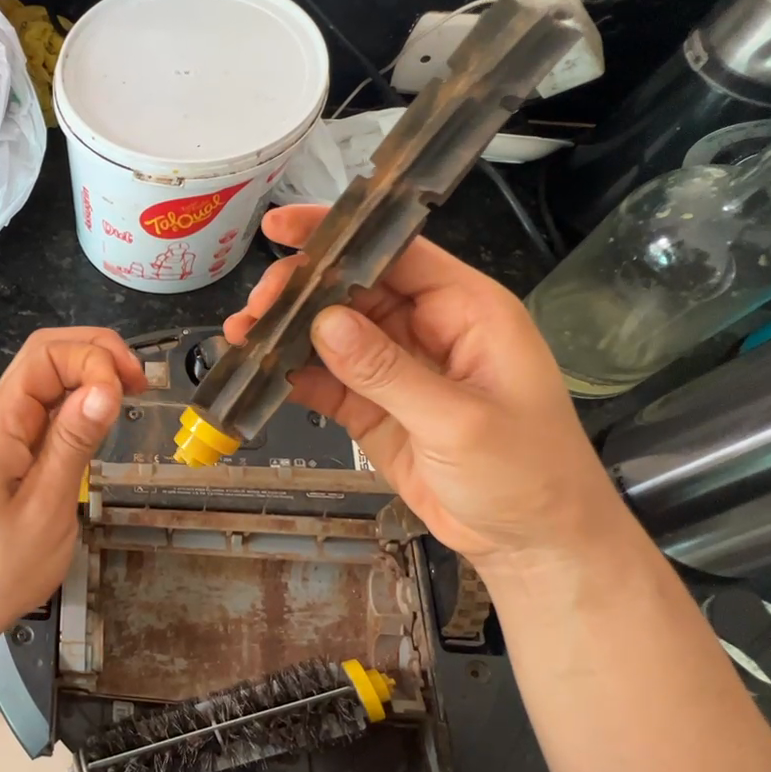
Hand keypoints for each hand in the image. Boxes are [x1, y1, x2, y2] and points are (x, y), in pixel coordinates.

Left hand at [0, 328, 147, 686]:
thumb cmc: (1, 567)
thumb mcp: (46, 507)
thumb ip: (72, 443)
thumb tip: (106, 387)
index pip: (44, 355)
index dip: (92, 358)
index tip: (129, 391)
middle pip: (44, 356)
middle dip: (95, 353)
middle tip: (141, 382)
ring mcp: (5, 434)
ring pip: (47, 379)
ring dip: (91, 374)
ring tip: (133, 392)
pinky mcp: (14, 452)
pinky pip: (48, 410)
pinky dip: (81, 403)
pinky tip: (106, 416)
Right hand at [226, 204, 634, 576]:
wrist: (530, 543)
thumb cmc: (524, 475)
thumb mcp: (459, 421)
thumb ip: (388, 371)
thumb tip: (323, 323)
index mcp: (465, 311)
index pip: (396, 253)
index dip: (339, 236)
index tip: (280, 228)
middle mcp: (426, 329)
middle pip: (351, 291)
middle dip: (299, 291)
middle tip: (256, 306)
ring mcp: (394, 369)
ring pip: (329, 334)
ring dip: (284, 332)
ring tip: (240, 335)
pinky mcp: (371, 406)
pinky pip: (322, 379)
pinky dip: (289, 374)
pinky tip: (256, 370)